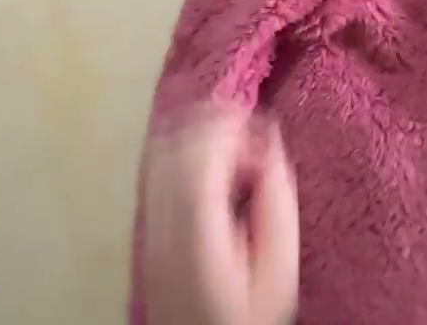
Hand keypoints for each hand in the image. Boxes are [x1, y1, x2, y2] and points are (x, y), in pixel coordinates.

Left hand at [143, 103, 298, 324]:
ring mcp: (148, 225)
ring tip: (232, 141)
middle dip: (213, 121)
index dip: (226, 124)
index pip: (197, 154)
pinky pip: (155, 166)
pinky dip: (181, 145)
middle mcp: (161, 222)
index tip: (260, 125)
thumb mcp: (280, 268)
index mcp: (195, 232)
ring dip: (195, 130)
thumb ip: (277, 200)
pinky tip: (208, 157)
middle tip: (250, 133)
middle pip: (173, 144)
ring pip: (159, 149)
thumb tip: (269, 140)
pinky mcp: (146, 228)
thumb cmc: (251, 313)